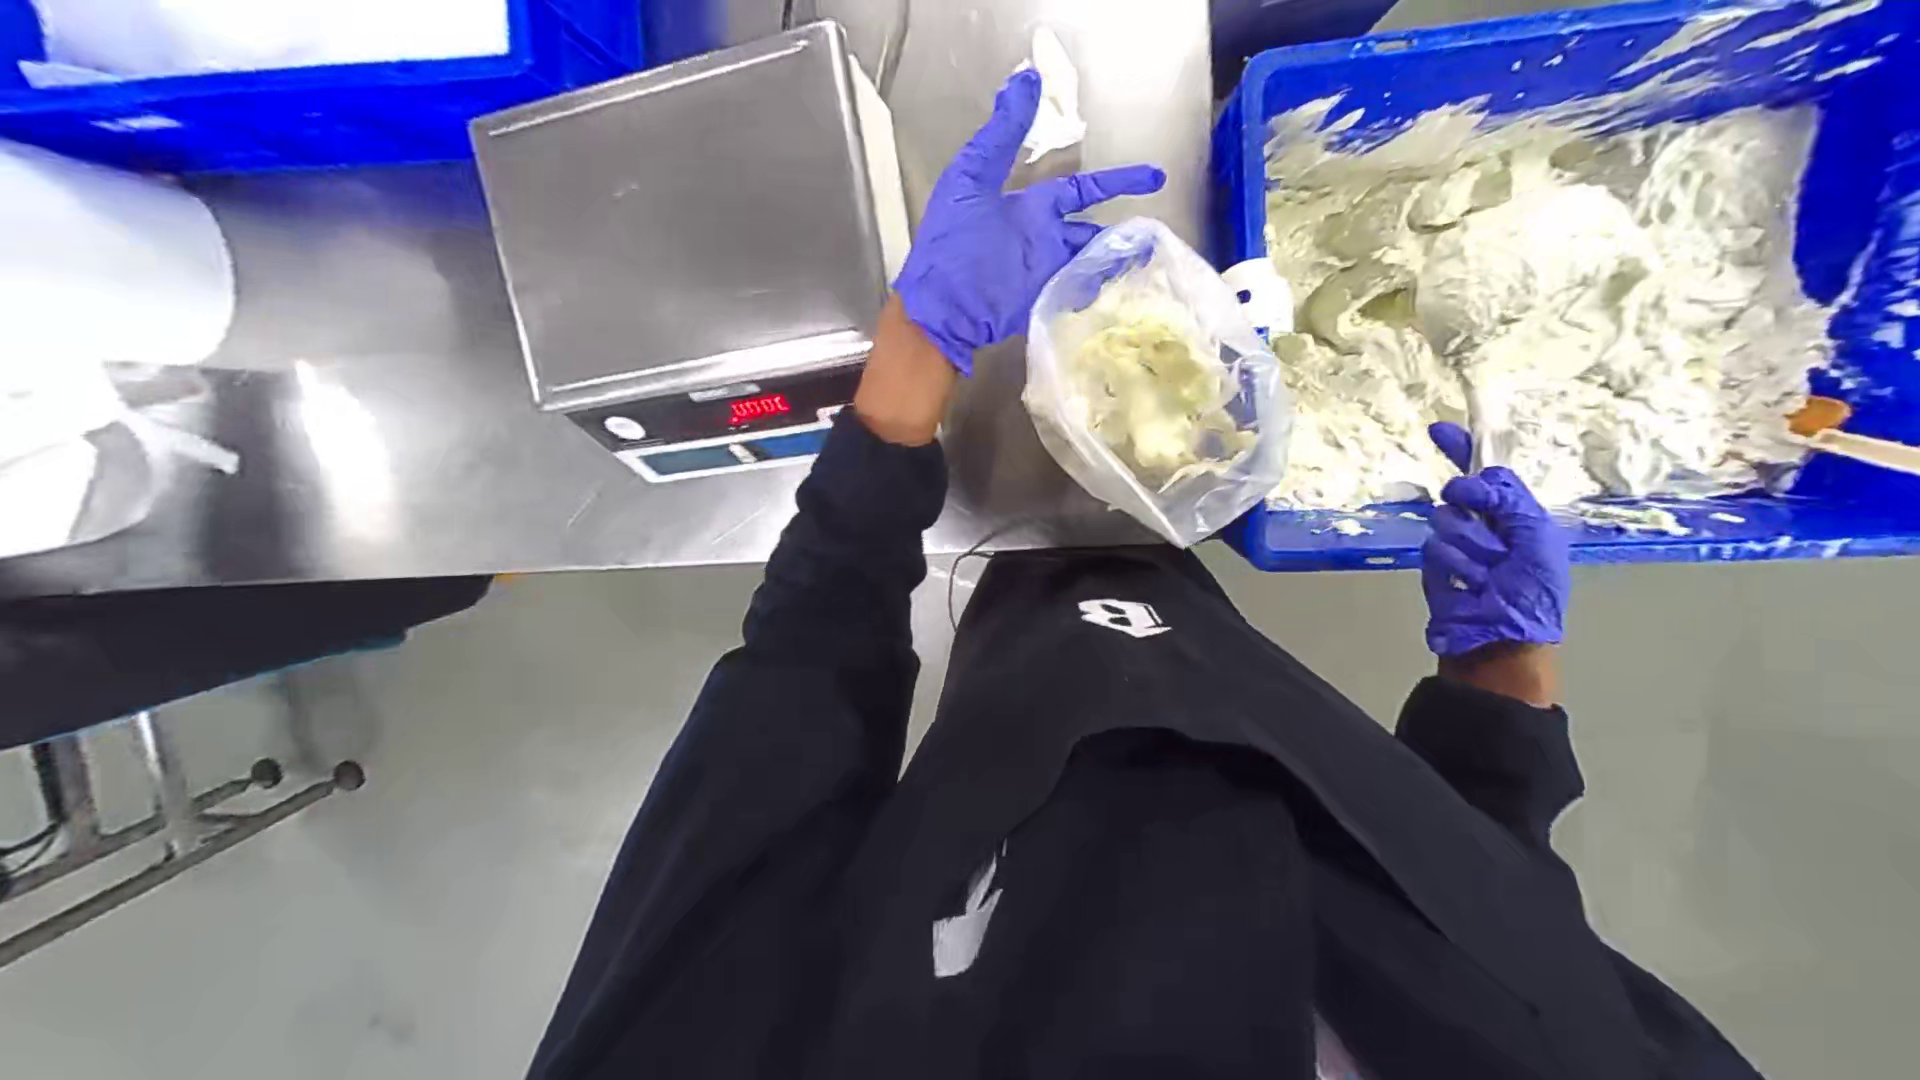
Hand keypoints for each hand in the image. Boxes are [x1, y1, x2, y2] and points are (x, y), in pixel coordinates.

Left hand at [894, 70, 1165, 374]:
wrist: (940, 303)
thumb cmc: (950, 242)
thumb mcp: (972, 178)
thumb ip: (1002, 135)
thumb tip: (1026, 82)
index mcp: (1030, 208)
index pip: (1080, 191)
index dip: (1115, 183)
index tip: (1151, 177)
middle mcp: (1043, 238)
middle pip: (1091, 231)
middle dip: (1121, 231)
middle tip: (1153, 233)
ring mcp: (1044, 272)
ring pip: (1089, 262)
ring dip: (1114, 260)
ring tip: (1147, 259)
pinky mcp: (1042, 300)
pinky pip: (1076, 292)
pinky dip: (1096, 288)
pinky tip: (1118, 286)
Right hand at [1422, 422, 1570, 658]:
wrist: (1501, 637)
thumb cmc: (1532, 592)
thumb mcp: (1536, 540)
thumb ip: (1510, 503)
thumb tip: (1474, 478)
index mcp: (1512, 515)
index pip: (1483, 474)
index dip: (1463, 450)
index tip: (1438, 430)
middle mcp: (1480, 523)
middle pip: (1461, 494)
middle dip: (1477, 514)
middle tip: (1495, 542)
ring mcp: (1453, 544)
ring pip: (1446, 522)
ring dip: (1471, 548)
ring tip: (1486, 575)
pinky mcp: (1431, 565)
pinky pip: (1433, 550)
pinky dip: (1453, 566)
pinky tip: (1467, 585)